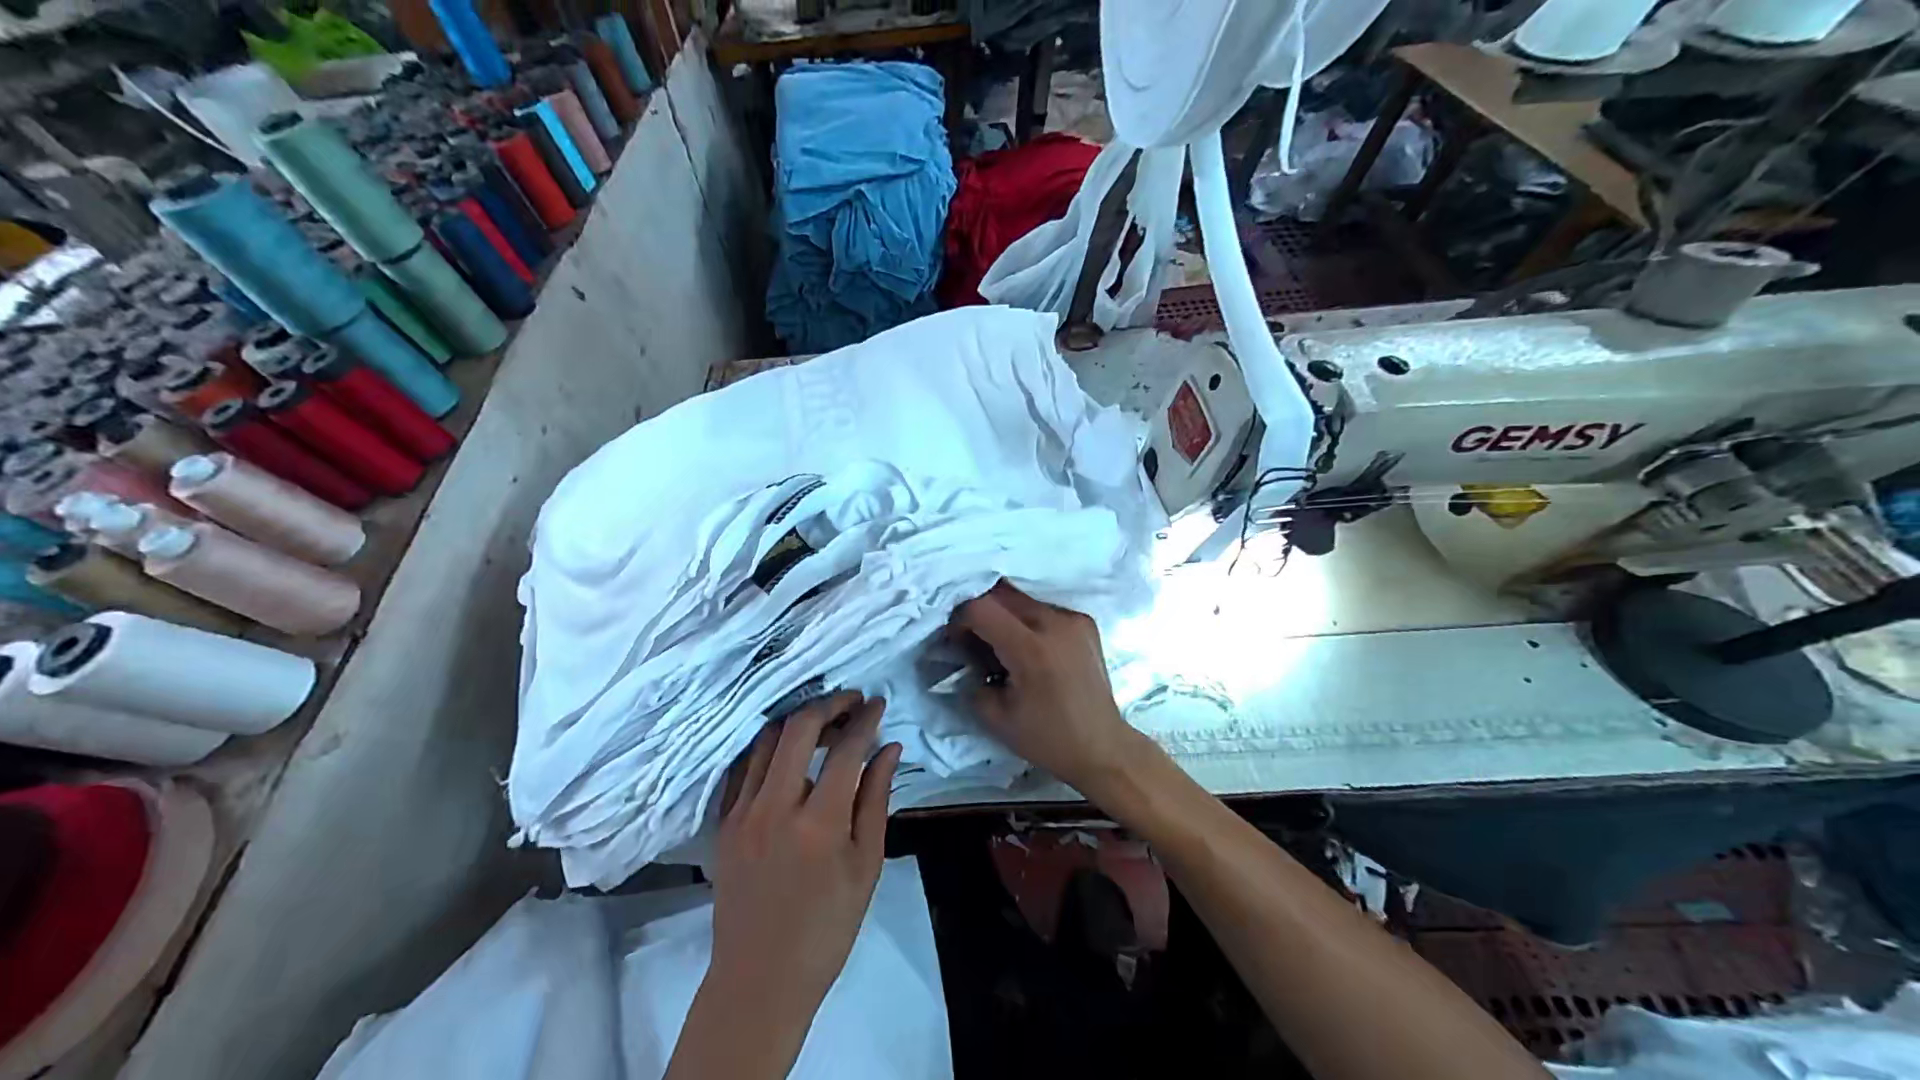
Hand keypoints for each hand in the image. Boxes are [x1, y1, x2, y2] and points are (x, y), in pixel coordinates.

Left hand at [706, 692, 901, 1029]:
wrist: (760, 979)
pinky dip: (768, 747)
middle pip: (798, 728)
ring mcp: (742, 813)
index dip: (865, 719)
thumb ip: (876, 800)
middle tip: (851, 700)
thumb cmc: (827, 929)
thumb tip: (888, 748)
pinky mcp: (723, 823)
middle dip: (829, 704)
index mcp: (819, 823)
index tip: (878, 703)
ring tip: (824, 720)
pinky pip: (743, 767)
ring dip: (797, 720)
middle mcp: (775, 807)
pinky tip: (786, 749)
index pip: (846, 749)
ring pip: (765, 740)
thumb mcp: (866, 867)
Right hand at [949, 582, 1150, 798]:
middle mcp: (1055, 624)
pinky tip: (1029, 647)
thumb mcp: (995, 717)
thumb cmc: (1047, 737)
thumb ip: (970, 680)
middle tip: (974, 640)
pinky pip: (1044, 608)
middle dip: (980, 611)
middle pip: (1001, 593)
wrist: (1102, 746)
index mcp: (1031, 649)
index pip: (981, 608)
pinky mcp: (1085, 622)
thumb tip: (963, 658)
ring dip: (1004, 613)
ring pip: (1023, 597)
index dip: (960, 620)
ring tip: (1002, 645)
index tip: (957, 641)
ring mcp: (1074, 619)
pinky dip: (1027, 620)